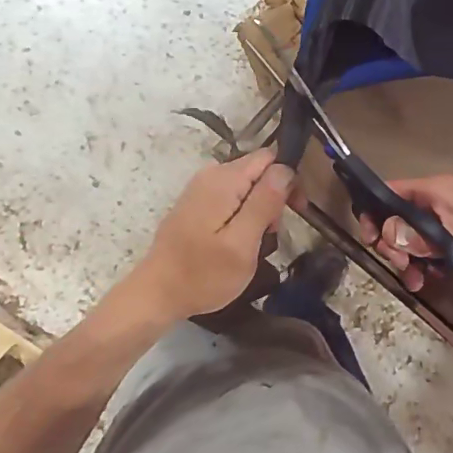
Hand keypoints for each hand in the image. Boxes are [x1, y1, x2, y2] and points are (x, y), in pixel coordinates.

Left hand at [123, 148, 294, 320]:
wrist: (157, 294)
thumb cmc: (202, 275)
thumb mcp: (242, 244)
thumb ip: (264, 203)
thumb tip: (285, 170)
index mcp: (224, 180)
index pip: (269, 158)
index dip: (288, 181)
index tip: (295, 211)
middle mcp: (211, 175)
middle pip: (257, 170)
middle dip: (273, 196)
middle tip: (273, 234)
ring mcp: (201, 189)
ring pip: (246, 185)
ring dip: (259, 209)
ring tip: (256, 242)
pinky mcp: (196, 204)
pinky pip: (230, 197)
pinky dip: (242, 214)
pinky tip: (239, 240)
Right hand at [360, 175, 452, 304]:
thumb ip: (419, 237)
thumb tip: (387, 232)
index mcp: (440, 190)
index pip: (392, 191)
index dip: (374, 212)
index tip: (369, 239)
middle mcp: (441, 199)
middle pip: (398, 215)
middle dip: (391, 241)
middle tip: (399, 264)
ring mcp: (449, 220)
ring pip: (410, 234)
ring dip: (404, 257)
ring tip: (412, 278)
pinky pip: (425, 247)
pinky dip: (419, 262)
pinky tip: (423, 280)